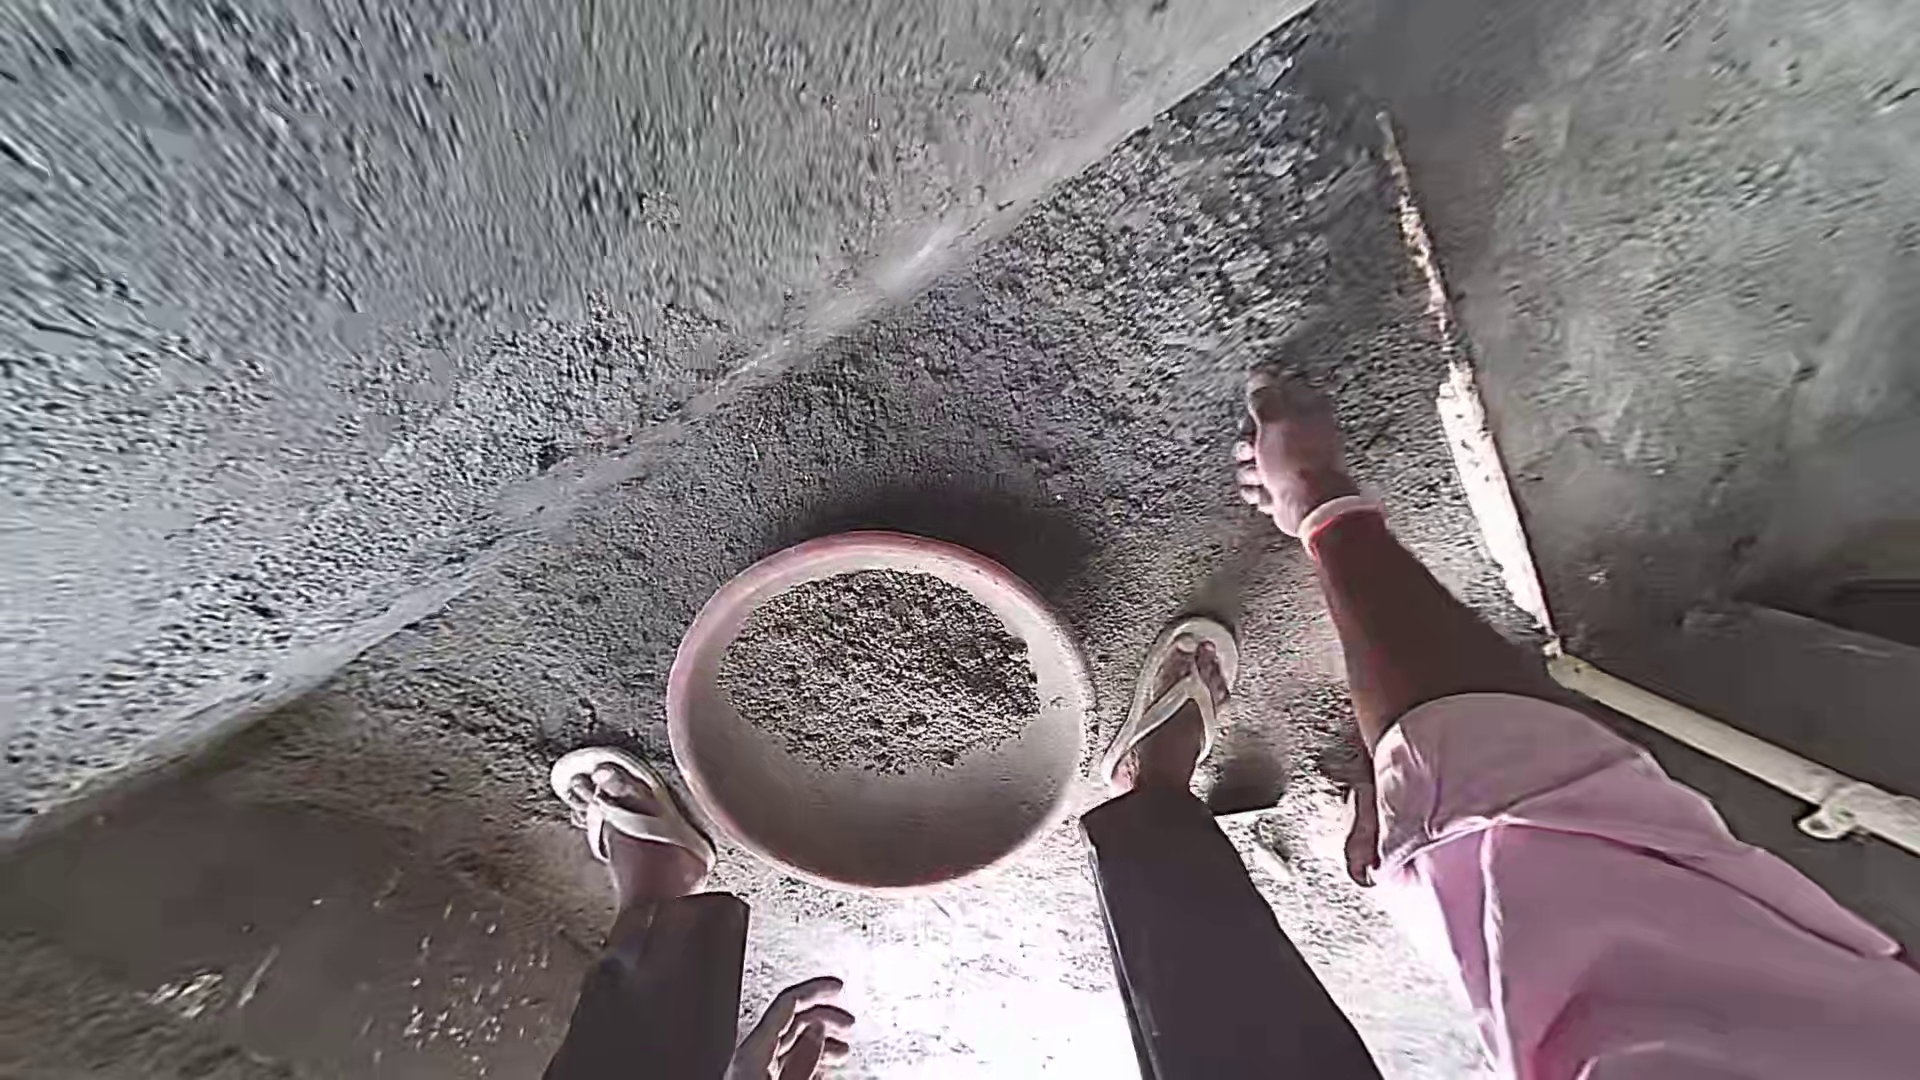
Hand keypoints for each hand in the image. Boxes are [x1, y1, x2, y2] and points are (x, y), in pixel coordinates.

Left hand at [726, 976, 854, 1078]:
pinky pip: (787, 1067)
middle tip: (848, 1022)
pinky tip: (824, 1072)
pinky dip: (810, 1064)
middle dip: (824, 1017)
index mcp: (753, 1050)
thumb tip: (818, 1028)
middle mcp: (751, 1058)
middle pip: (792, 1021)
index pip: (788, 1001)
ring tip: (842, 1051)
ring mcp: (753, 1074)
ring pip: (792, 1045)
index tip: (839, 986)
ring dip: (821, 1043)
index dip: (816, 988)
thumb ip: (803, 1058)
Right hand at [1234, 373, 1358, 535]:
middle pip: (1256, 430)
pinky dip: (1256, 489)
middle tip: (1252, 451)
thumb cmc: (1296, 462)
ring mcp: (1292, 460)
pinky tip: (1266, 490)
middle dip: (1246, 445)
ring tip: (1262, 476)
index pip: (1273, 395)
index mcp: (1307, 410)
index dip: (1255, 408)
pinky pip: (1256, 482)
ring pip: (1252, 459)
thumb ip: (1264, 396)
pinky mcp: (1283, 483)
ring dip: (1250, 470)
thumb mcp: (1274, 421)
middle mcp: (1302, 433)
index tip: (1252, 420)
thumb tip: (1258, 374)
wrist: (1308, 505)